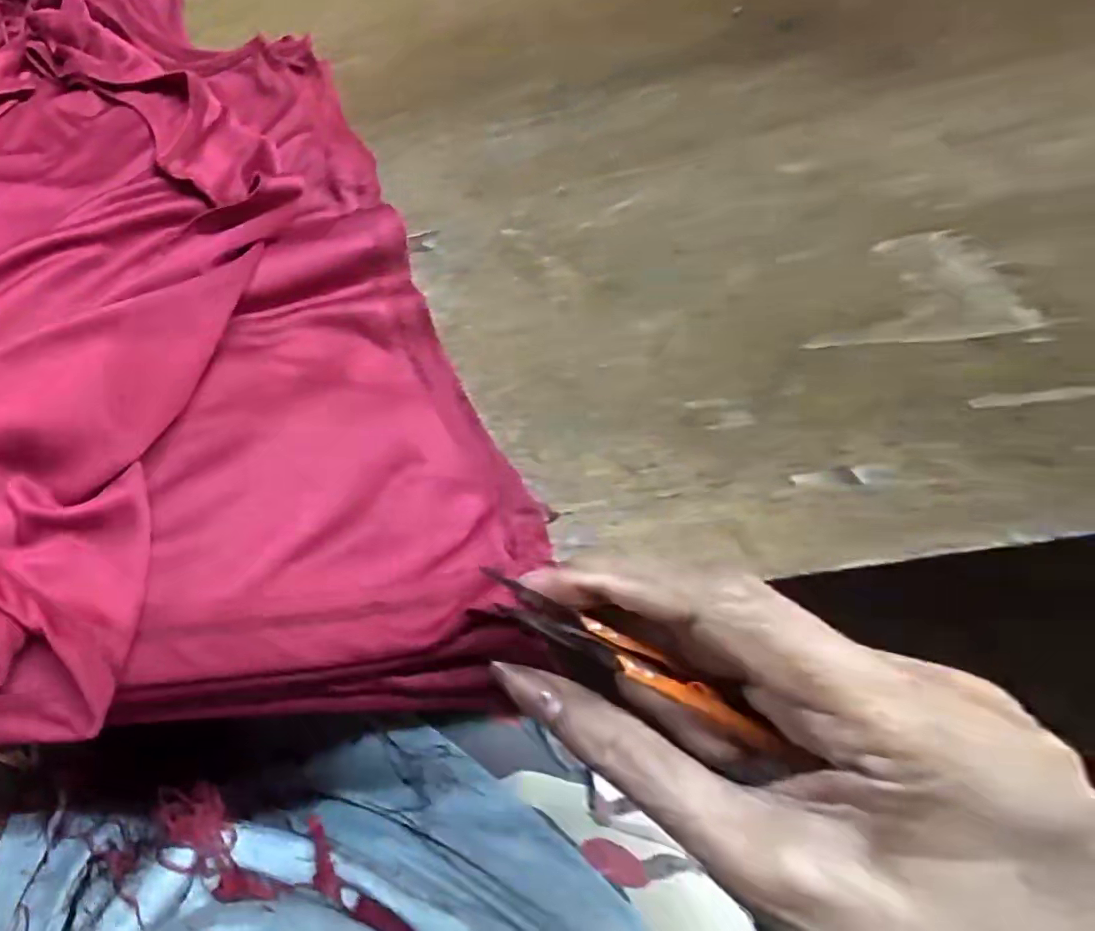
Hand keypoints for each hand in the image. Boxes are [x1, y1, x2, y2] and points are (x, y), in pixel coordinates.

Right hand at [492, 558, 1094, 930]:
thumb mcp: (755, 862)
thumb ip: (628, 757)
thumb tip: (517, 676)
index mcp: (912, 722)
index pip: (732, 605)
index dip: (618, 579)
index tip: (531, 583)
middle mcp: (922, 681)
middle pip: (733, 614)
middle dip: (631, 622)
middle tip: (548, 636)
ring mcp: (924, 688)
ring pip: (747, 638)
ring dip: (673, 667)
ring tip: (665, 733)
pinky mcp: (909, 703)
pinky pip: (776, 667)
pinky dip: (715, 689)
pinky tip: (714, 740)